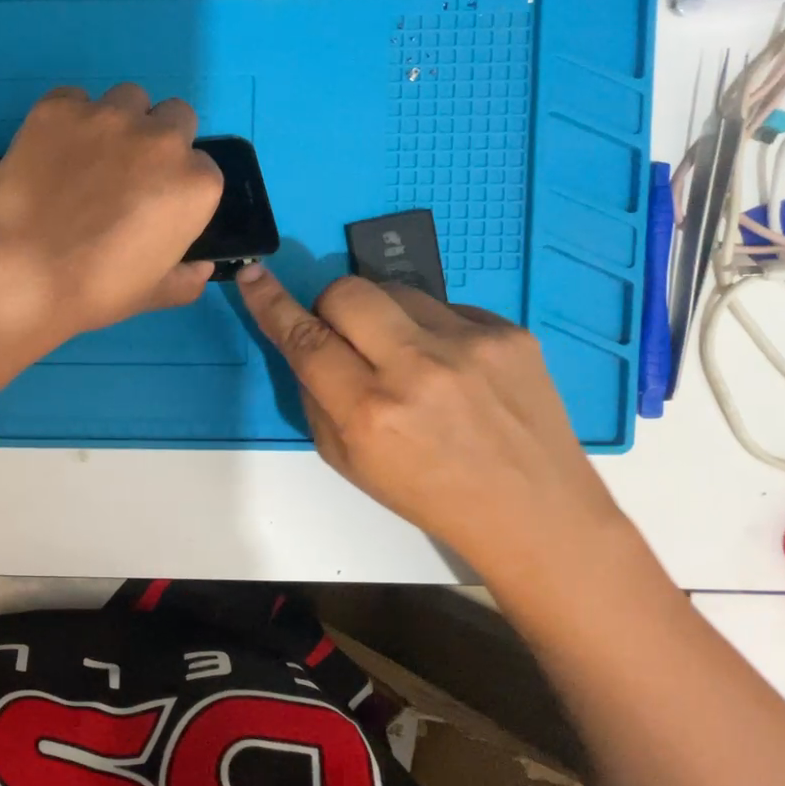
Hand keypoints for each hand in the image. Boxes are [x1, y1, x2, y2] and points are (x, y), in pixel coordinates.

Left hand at [0, 84, 224, 344]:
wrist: (18, 274)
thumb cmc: (90, 291)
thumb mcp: (149, 295)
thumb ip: (183, 278)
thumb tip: (201, 270)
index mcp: (195, 183)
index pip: (198, 167)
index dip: (170, 185)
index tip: (144, 205)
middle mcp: (160, 138)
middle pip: (171, 118)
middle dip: (152, 142)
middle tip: (116, 178)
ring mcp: (109, 117)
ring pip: (125, 100)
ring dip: (113, 123)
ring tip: (80, 161)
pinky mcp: (58, 107)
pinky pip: (71, 100)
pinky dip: (64, 121)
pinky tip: (46, 155)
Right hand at [235, 265, 625, 571]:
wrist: (532, 510)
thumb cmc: (424, 492)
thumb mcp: (345, 459)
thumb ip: (317, 396)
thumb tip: (306, 345)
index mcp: (369, 411)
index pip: (306, 339)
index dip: (271, 303)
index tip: (251, 275)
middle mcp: (418, 368)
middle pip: (348, 293)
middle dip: (329, 305)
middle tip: (340, 334)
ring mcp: (470, 345)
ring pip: (395, 291)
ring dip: (379, 314)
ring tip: (400, 354)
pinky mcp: (509, 333)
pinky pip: (444, 307)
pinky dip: (428, 328)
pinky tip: (447, 366)